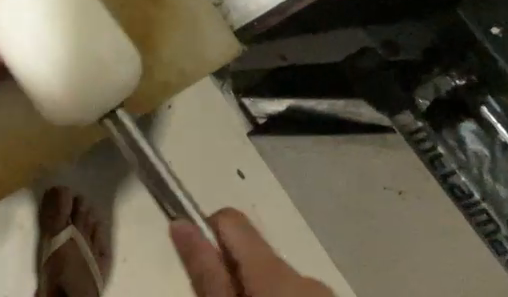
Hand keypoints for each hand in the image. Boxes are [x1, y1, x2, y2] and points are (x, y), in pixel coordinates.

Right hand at [172, 209, 334, 296]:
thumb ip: (206, 271)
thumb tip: (179, 222)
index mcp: (275, 267)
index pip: (230, 218)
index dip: (206, 233)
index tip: (197, 262)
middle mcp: (306, 274)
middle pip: (255, 254)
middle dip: (235, 272)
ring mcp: (328, 294)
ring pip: (278, 279)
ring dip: (260, 290)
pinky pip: (300, 295)